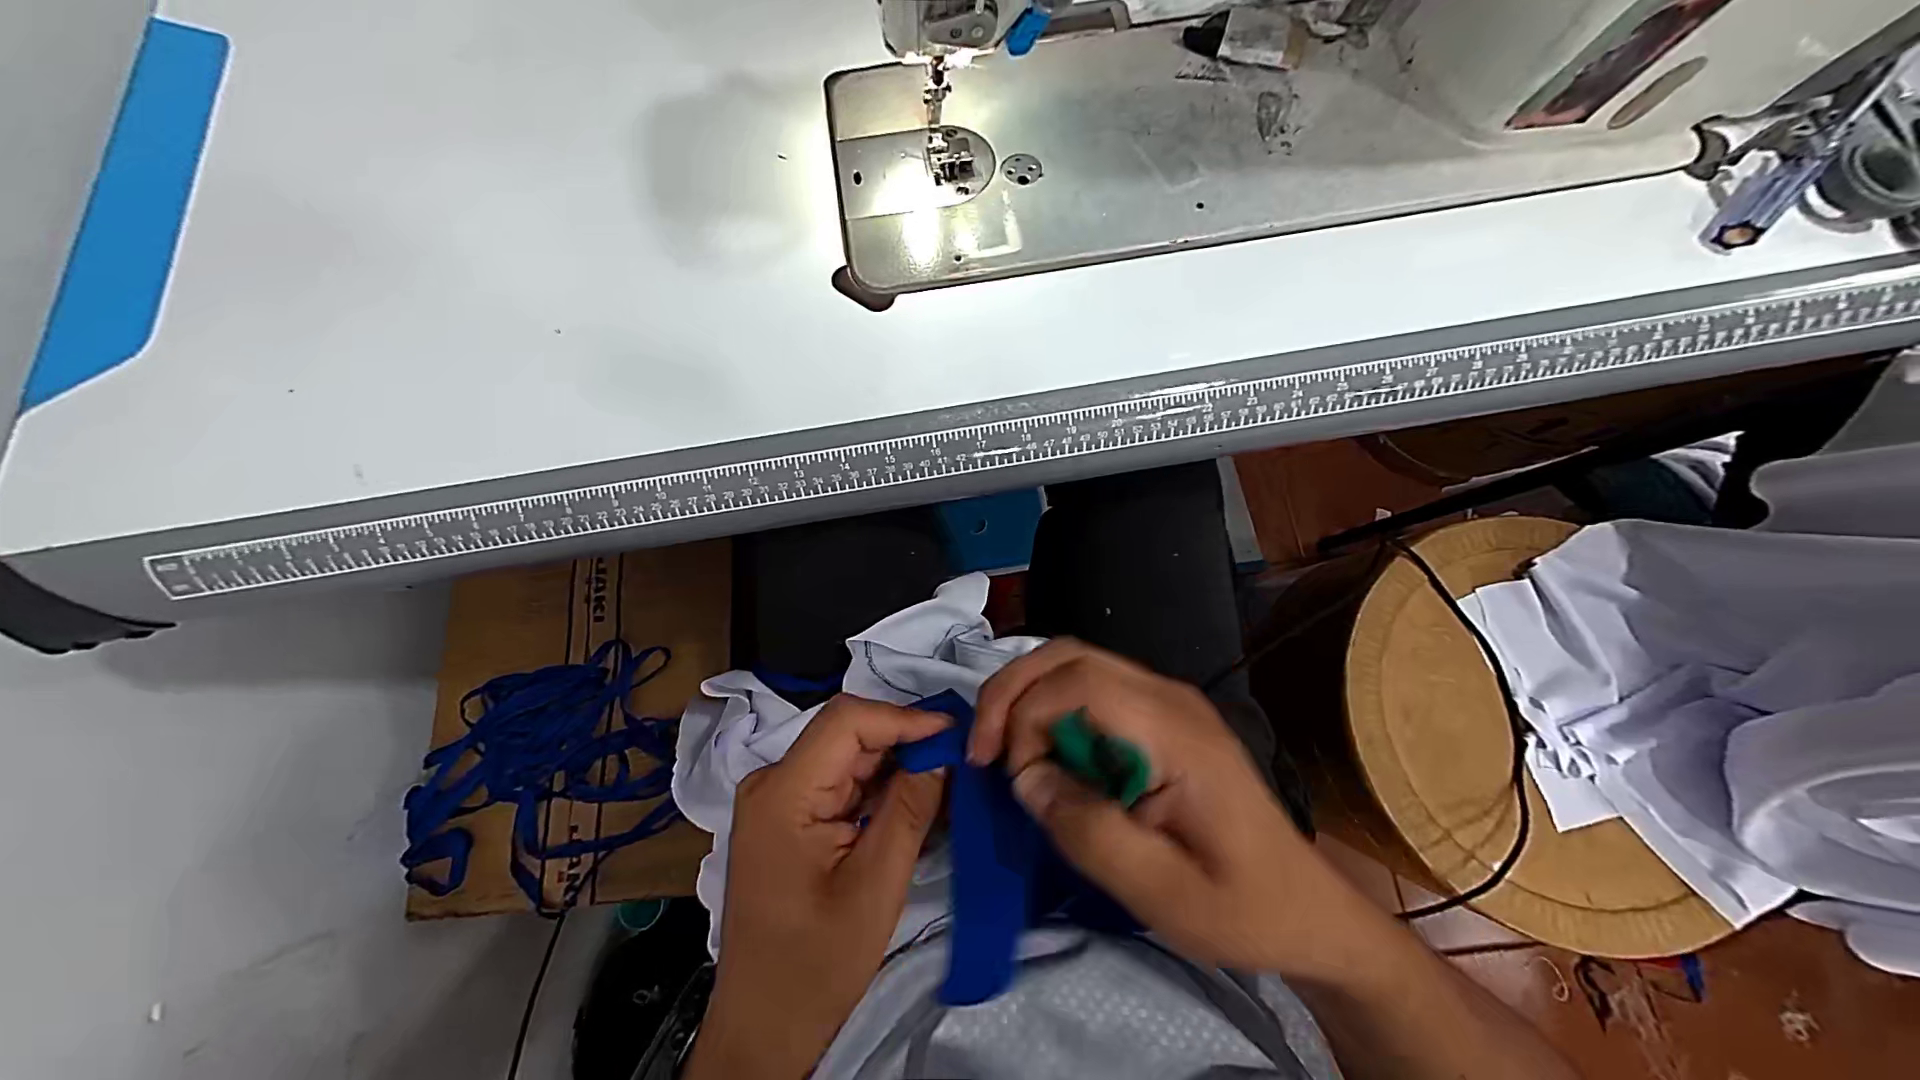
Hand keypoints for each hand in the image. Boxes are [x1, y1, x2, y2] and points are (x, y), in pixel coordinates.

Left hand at [685, 696, 948, 1079]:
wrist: (765, 1025)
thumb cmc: (816, 963)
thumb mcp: (875, 884)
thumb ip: (909, 808)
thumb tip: (943, 753)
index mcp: (782, 792)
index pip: (847, 721)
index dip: (903, 718)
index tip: (954, 733)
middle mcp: (774, 782)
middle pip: (847, 734)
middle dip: (905, 739)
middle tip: (959, 755)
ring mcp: (780, 799)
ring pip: (848, 756)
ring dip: (897, 763)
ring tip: (947, 775)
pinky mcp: (791, 817)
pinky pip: (842, 783)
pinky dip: (881, 786)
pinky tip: (917, 796)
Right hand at [975, 641, 1582, 1079]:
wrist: (1306, 908)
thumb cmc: (1241, 907)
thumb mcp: (1160, 892)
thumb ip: (1087, 830)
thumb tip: (1026, 778)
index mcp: (1175, 731)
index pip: (1079, 682)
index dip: (1025, 714)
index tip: (1007, 774)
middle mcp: (1169, 696)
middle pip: (1070, 655)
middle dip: (1012, 692)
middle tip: (983, 751)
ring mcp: (1167, 701)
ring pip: (1075, 664)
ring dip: (1027, 698)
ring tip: (1006, 753)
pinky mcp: (1162, 716)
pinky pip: (1090, 689)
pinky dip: (1050, 710)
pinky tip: (1043, 754)